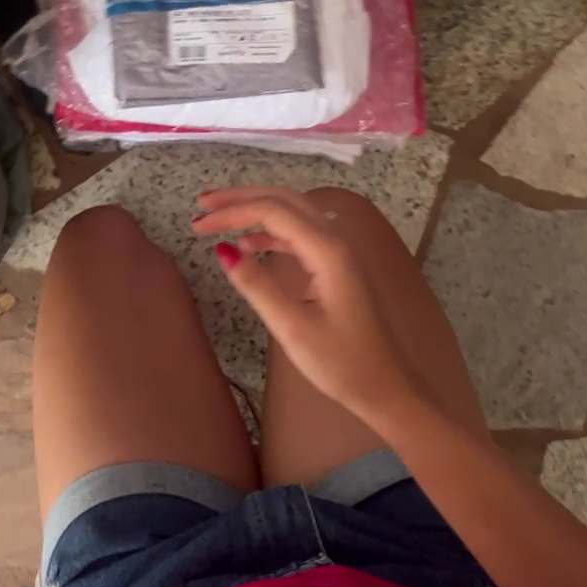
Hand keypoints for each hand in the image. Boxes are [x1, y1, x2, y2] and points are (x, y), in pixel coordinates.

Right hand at [194, 188, 421, 420]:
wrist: (388, 389)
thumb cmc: (341, 363)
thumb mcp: (292, 327)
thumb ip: (256, 285)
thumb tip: (222, 250)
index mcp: (327, 251)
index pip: (273, 211)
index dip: (233, 212)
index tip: (198, 225)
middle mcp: (335, 241)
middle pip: (283, 199)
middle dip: (241, 197)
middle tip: (203, 204)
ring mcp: (337, 252)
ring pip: (292, 212)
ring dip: (255, 210)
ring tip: (218, 218)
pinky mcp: (335, 266)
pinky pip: (298, 233)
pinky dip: (269, 231)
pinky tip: (248, 244)